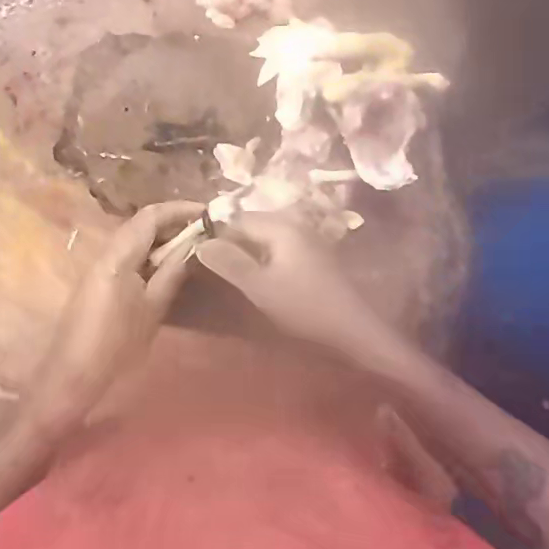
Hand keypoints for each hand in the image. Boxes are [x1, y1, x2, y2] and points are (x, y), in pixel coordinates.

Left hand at [26, 202, 205, 426]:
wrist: (72, 377)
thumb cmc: (115, 345)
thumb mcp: (153, 309)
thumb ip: (173, 273)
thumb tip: (195, 246)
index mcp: (117, 255)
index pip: (150, 216)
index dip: (180, 210)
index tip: (210, 213)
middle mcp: (106, 253)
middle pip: (142, 225)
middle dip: (175, 223)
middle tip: (208, 231)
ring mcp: (100, 268)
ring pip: (136, 241)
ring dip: (164, 240)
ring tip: (196, 247)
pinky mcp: (100, 283)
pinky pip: (130, 258)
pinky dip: (152, 256)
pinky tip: (171, 268)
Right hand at [195, 214, 392, 358]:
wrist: (352, 330)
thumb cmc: (303, 307)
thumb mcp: (259, 287)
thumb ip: (229, 262)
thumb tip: (201, 242)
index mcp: (281, 226)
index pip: (236, 218)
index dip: (214, 232)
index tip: (196, 252)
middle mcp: (294, 224)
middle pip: (251, 224)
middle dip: (229, 240)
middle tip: (209, 264)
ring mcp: (306, 239)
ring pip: (264, 237)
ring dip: (245, 250)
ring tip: (227, 271)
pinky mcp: (311, 255)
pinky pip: (277, 247)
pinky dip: (262, 257)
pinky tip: (254, 276)